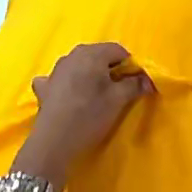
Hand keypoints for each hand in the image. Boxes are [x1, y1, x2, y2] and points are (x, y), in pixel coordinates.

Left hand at [13, 43, 150, 186]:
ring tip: (97, 96)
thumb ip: (134, 85)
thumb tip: (146, 79)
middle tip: (119, 91)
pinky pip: (61, 79)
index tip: (136, 83)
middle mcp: (72, 55)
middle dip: (111, 70)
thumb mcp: (118, 99)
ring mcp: (55, 70)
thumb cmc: (90, 115)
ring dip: (90, 76)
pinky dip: (68, 84)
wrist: (54, 141)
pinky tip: (69, 96)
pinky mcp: (44, 86)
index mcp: (92, 53)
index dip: (130, 65)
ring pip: (80, 66)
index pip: (119, 50)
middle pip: (99, 56)